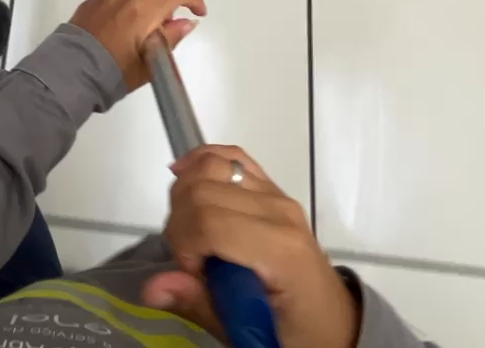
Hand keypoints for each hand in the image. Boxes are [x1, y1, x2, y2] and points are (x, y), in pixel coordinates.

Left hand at [67, 0, 205, 90]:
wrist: (72, 72)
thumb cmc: (114, 72)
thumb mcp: (149, 63)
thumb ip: (170, 39)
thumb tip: (185, 23)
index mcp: (144, 10)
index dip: (193, 0)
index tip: (199, 13)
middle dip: (173, 1)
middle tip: (171, 25)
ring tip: (155, 8)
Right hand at [144, 146, 358, 347]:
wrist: (332, 322)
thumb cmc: (295, 334)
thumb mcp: (250, 335)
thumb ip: (200, 305)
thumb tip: (151, 288)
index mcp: (280, 252)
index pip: (210, 222)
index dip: (185, 245)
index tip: (191, 275)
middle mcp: (279, 211)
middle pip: (203, 190)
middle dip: (179, 222)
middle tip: (188, 258)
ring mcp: (276, 193)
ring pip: (211, 166)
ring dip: (185, 192)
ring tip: (189, 229)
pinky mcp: (270, 186)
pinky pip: (230, 156)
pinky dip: (201, 160)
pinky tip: (185, 176)